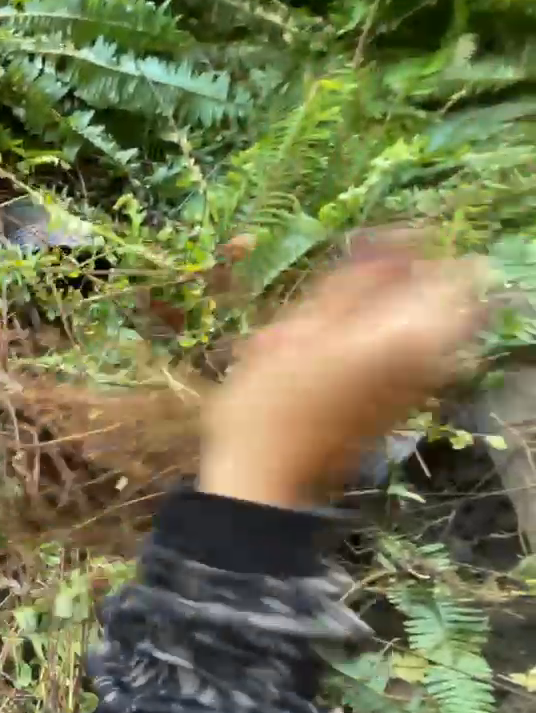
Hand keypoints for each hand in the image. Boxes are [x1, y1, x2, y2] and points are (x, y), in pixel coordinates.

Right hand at [201, 237, 490, 508]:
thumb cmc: (266, 403)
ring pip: (410, 330)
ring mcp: (424, 382)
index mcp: (416, 330)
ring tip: (300, 345)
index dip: (406, 253)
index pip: (449, 266)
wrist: (263, 472)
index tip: (356, 257)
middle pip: (427, 302)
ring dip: (364, 327)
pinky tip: (312, 371)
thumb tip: (393, 240)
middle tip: (317, 313)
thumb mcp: (295, 333)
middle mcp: (439, 353)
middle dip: (377, 298)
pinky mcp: (403, 403)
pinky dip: (364, 354)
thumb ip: (351, 286)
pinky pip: (400, 360)